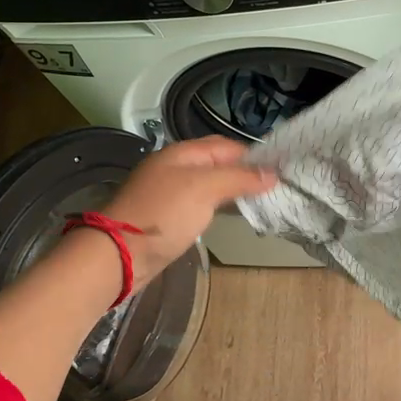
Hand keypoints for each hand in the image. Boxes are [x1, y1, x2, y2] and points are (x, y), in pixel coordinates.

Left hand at [98, 137, 276, 289]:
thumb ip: (239, 178)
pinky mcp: (168, 216)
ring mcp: (169, 192)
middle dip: (245, 173)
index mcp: (182, 153)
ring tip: (261, 201)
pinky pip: (201, 204)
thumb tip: (272, 173)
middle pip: (218, 163)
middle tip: (275, 187)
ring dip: (234, 190)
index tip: (281, 170)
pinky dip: (219, 206)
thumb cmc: (163, 215)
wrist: (119, 255)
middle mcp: (175, 168)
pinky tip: (232, 216)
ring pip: (210, 184)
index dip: (253, 155)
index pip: (226, 146)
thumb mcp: (204, 189)